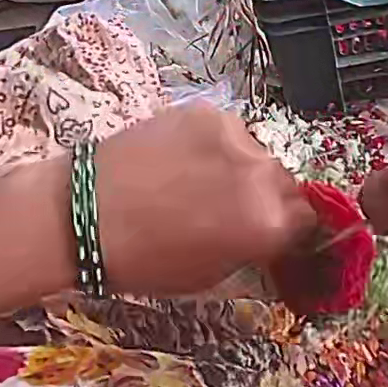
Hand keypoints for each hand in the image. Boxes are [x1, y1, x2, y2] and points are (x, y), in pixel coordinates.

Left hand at [90, 103, 315, 295]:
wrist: (79, 213)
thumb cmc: (144, 260)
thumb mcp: (211, 275)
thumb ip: (254, 249)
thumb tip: (270, 233)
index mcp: (269, 222)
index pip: (308, 219)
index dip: (289, 227)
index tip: (272, 228)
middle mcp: (263, 174)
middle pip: (287, 183)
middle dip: (268, 197)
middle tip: (233, 206)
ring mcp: (236, 136)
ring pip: (258, 154)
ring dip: (242, 168)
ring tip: (201, 179)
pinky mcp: (208, 111)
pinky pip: (229, 133)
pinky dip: (216, 146)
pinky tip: (184, 159)